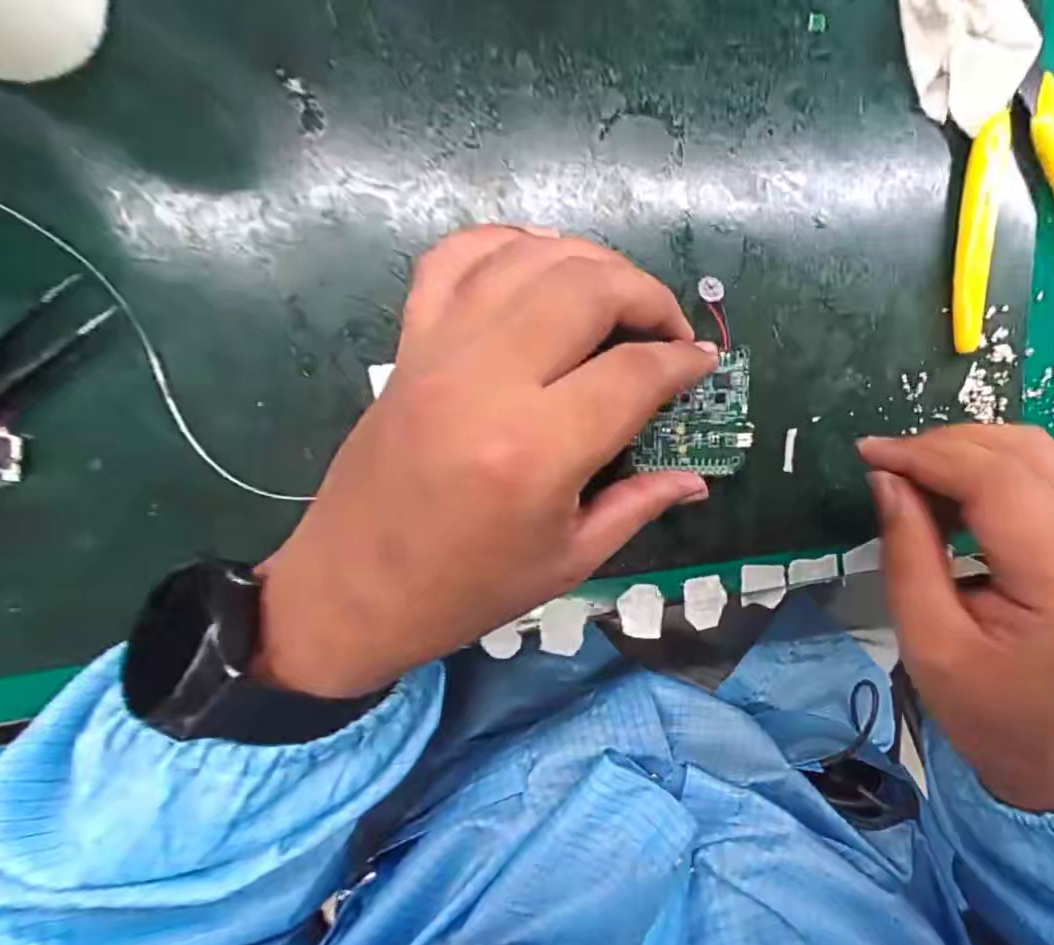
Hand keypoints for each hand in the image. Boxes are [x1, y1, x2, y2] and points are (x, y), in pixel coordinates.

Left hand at [254, 226, 718, 697]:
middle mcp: (488, 382)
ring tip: (616, 298)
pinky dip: (507, 245)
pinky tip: (539, 267)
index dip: (682, 363)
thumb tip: (696, 479)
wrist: (352, 591)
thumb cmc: (467, 591)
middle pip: (587, 289)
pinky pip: (454, 259)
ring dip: (590, 262)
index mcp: (537, 451)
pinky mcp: (407, 347)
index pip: (633, 373)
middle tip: (666, 332)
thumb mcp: (569, 561)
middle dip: (647, 296)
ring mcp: (439, 353)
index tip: (701, 366)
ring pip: (528, 258)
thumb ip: (639, 504)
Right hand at [858, 426, 1053, 810]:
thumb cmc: (981, 710)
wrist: (1041, 750)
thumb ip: (908, 552)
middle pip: (1027, 456)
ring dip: (968, 452)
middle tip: (886, 463)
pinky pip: (1048, 478)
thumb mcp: (927, 639)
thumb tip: (887, 478)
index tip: (870, 453)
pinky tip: (949, 489)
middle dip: (946, 446)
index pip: (1001, 484)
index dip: (930, 456)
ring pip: (1041, 456)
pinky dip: (990, 471)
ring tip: (911, 473)